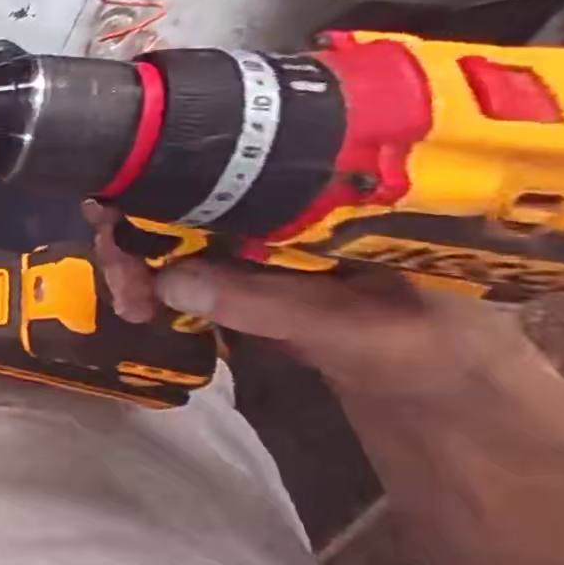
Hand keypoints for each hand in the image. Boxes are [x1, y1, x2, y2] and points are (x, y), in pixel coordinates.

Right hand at [80, 200, 537, 397]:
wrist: (448, 395)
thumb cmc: (432, 351)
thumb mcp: (361, 331)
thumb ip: (272, 307)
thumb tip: (171, 282)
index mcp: (320, 191)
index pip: (227, 168)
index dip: (163, 182)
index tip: (114, 207)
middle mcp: (280, 205)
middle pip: (183, 198)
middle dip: (135, 229)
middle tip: (116, 269)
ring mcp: (255, 241)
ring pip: (172, 234)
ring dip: (136, 261)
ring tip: (126, 301)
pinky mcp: (240, 274)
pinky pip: (180, 269)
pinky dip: (151, 285)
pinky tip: (138, 307)